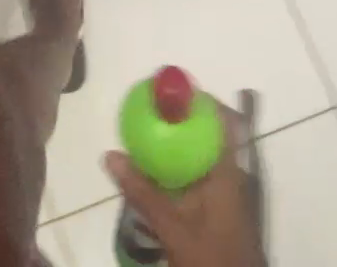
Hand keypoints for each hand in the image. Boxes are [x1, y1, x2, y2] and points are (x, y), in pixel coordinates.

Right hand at [104, 102, 263, 266]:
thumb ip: (143, 193)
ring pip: (196, 158)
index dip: (198, 100)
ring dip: (172, 145)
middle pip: (205, 136)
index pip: (220, 122)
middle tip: (143, 109)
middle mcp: (227, 179)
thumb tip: (110, 154)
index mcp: (227, 175)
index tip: (167, 88)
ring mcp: (221, 198)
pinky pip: (191, 179)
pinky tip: (147, 174)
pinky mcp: (213, 215)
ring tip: (138, 134)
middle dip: (177, 120)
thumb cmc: (212, 261)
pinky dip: (171, 170)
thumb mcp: (174, 229)